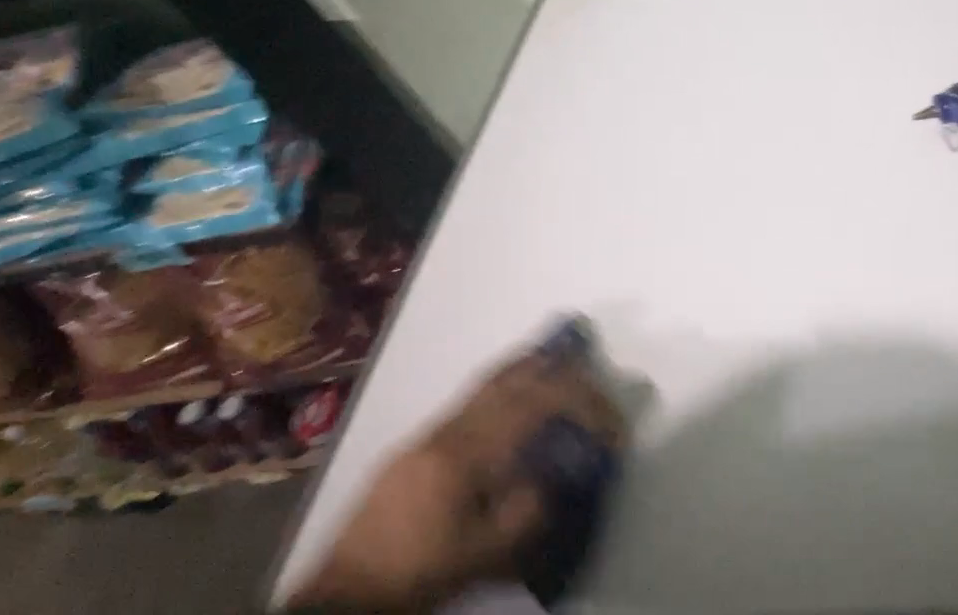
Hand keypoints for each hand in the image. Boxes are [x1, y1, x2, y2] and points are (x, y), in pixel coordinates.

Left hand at [297, 347, 625, 612]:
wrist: (344, 595)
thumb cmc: (418, 575)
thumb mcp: (483, 557)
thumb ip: (527, 512)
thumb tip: (556, 477)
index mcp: (465, 452)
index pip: (537, 405)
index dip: (584, 405)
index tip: (613, 428)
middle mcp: (447, 429)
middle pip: (513, 379)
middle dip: (562, 375)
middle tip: (598, 383)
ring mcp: (428, 433)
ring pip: (489, 382)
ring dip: (532, 369)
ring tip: (566, 365)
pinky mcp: (417, 446)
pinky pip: (473, 398)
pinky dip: (506, 386)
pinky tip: (517, 396)